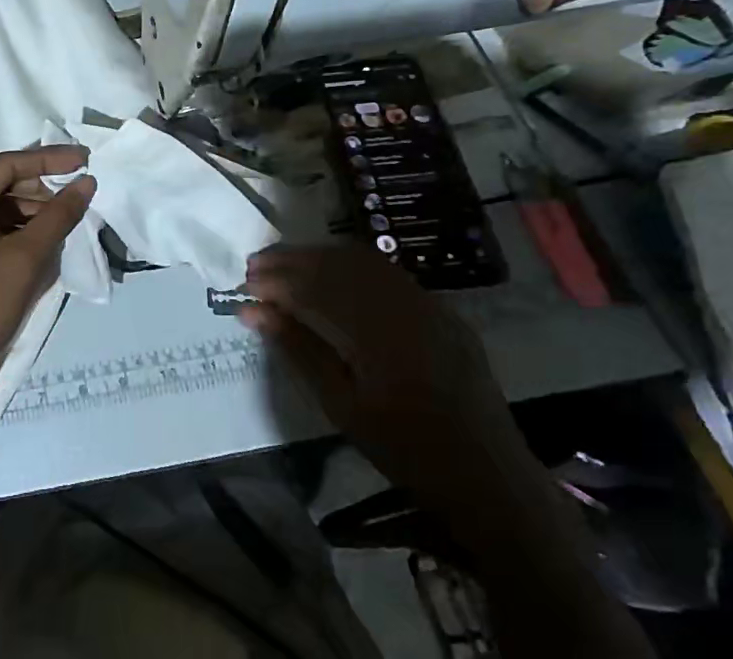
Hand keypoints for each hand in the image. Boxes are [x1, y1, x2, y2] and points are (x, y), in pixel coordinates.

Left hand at [0, 146, 94, 406]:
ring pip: (2, 209)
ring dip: (36, 213)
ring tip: (71, 223)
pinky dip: (23, 233)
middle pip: (3, 185)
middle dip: (44, 191)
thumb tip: (87, 182)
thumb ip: (58, 215)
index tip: (87, 159)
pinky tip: (49, 241)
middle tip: (83, 197)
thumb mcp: (24, 259)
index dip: (49, 159)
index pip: (6, 165)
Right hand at [240, 246, 526, 505]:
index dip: (277, 278)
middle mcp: (405, 304)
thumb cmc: (403, 448)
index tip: (245, 281)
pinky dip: (352, 267)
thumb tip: (252, 310)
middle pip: (339, 264)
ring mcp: (428, 303)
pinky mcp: (441, 310)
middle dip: (293, 260)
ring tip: (287, 265)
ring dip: (321, 258)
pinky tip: (332, 277)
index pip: (315, 286)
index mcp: (377, 332)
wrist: (487, 474)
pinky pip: (389, 273)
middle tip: (257, 266)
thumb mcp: (341, 405)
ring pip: (365, 261)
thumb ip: (297, 349)